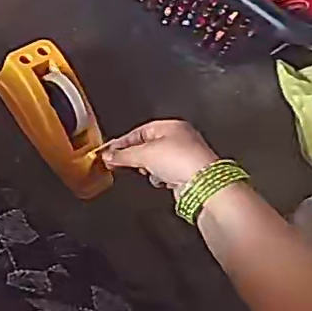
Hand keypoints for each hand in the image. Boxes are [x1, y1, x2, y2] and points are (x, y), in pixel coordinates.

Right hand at [100, 119, 220, 191]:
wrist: (203, 184)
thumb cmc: (181, 160)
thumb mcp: (144, 154)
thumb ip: (123, 155)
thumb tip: (108, 156)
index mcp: (172, 126)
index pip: (139, 131)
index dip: (122, 142)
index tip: (109, 151)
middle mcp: (180, 138)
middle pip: (147, 146)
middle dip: (135, 156)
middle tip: (120, 163)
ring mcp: (184, 156)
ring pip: (156, 161)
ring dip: (149, 168)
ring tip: (149, 171)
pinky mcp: (187, 173)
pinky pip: (165, 173)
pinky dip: (161, 177)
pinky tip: (162, 180)